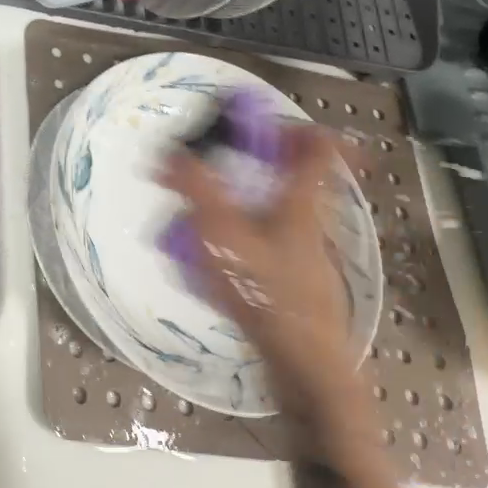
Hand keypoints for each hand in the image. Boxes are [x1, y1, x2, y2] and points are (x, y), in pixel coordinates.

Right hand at [158, 125, 353, 396]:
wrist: (304, 365)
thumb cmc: (266, 291)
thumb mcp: (220, 232)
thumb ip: (193, 188)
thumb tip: (166, 151)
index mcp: (301, 204)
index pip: (322, 150)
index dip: (302, 127)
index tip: (269, 121)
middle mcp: (312, 224)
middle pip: (295, 179)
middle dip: (256, 167)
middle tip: (221, 164)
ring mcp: (309, 256)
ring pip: (280, 213)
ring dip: (245, 204)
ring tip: (203, 215)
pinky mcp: (299, 284)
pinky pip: (272, 244)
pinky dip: (245, 238)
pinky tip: (215, 259)